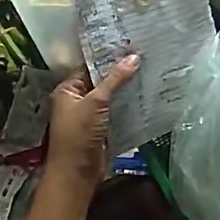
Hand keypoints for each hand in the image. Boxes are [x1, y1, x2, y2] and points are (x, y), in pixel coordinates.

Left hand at [47, 55, 140, 186]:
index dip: (109, 58)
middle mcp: (78, 100)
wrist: (77, 173)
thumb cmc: (79, 134)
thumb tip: (134, 56)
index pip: (89, 67)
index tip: (131, 46)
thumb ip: (115, 79)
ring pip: (112, 98)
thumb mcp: (96, 102)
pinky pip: (117, 112)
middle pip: (102, 82)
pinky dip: (130, 106)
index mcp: (68, 90)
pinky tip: (148, 96)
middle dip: (121, 73)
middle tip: (146, 57)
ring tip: (151, 72)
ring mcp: (91, 116)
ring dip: (128, 89)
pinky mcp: (103, 129)